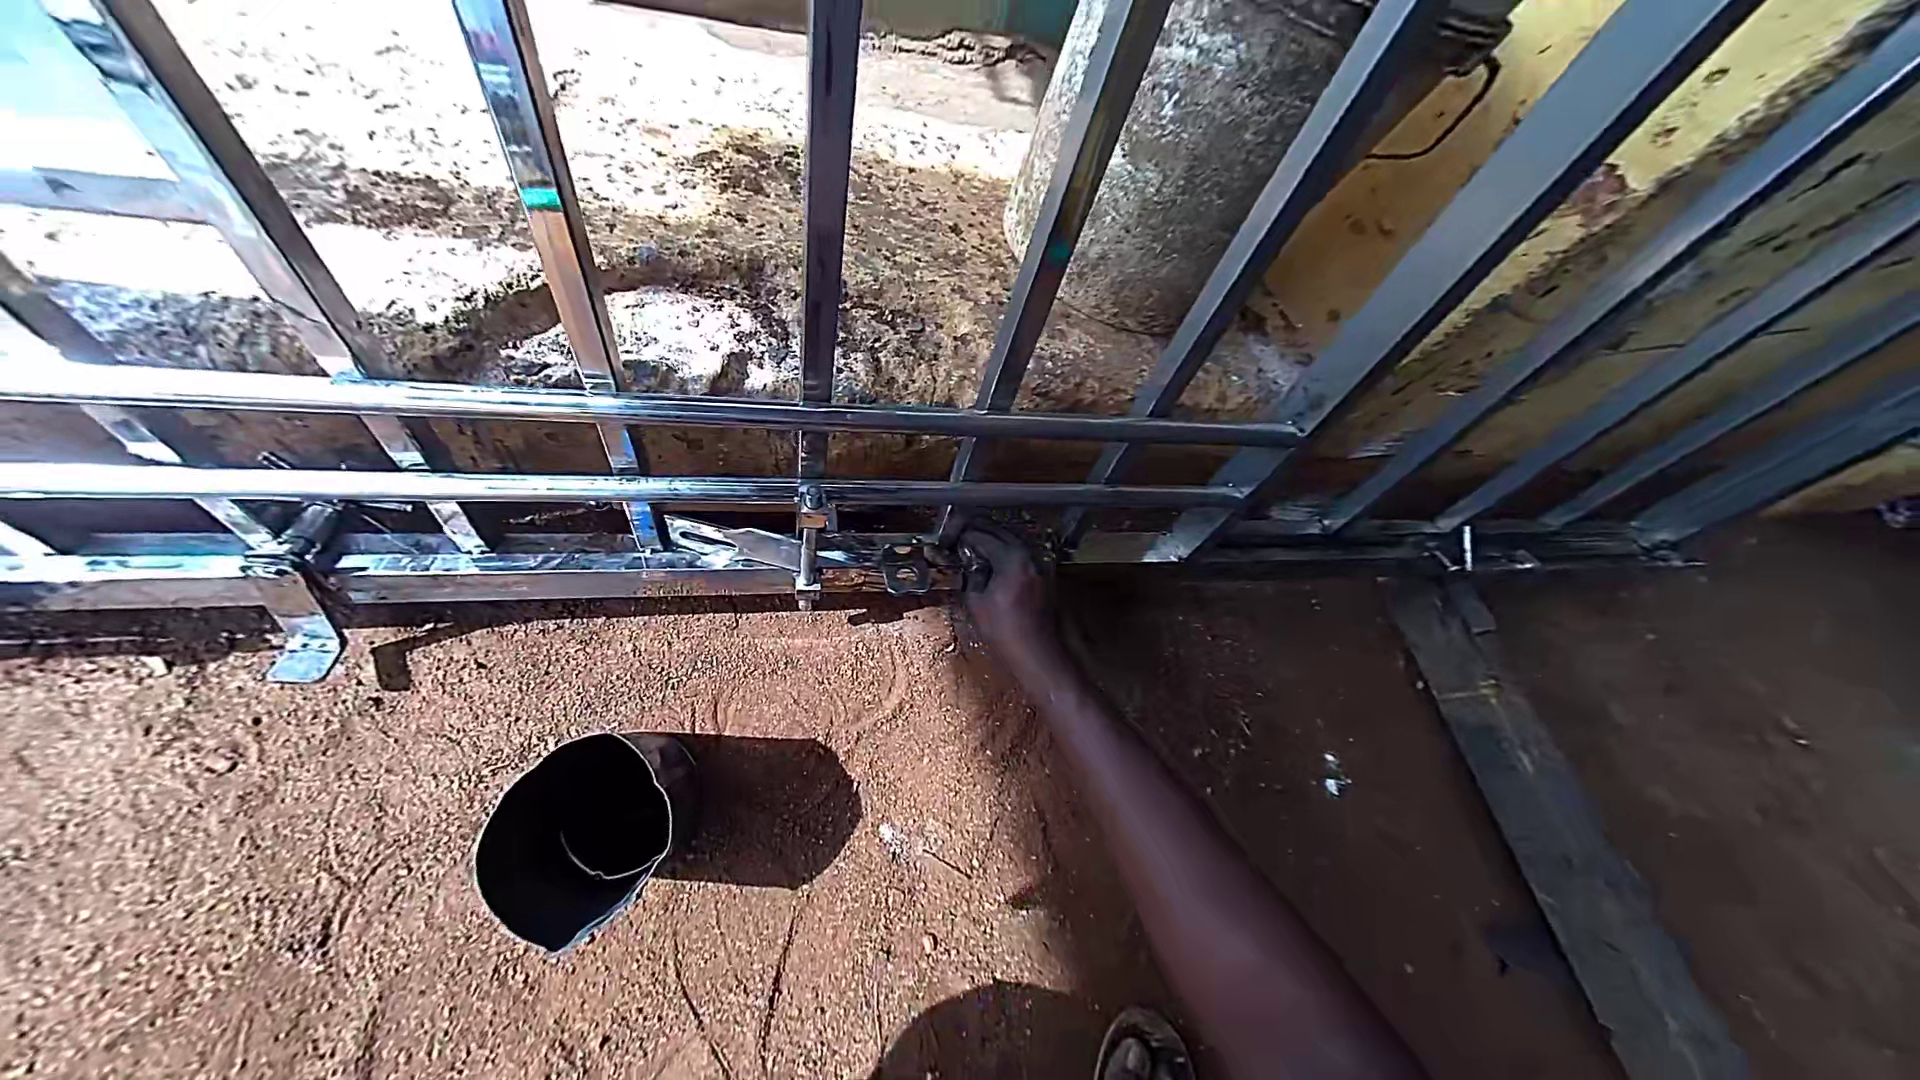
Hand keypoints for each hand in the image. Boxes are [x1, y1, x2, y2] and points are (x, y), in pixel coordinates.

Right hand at [958, 526, 1055, 658]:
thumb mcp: (976, 601)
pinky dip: (1008, 552)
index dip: (964, 535)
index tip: (953, 538)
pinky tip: (996, 560)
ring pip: (1014, 542)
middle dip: (981, 531)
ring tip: (976, 544)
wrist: (1035, 651)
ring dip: (995, 539)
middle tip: (962, 534)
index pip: (984, 537)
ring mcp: (1041, 565)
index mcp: (1012, 559)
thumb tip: (969, 562)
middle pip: (1002, 533)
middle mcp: (1030, 556)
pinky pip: (1023, 555)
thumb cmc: (1005, 631)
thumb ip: (971, 575)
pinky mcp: (1045, 576)